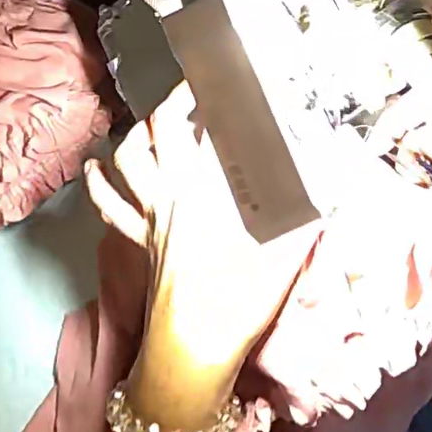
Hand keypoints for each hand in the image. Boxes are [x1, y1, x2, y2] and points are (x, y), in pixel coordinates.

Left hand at [84, 82, 316, 427]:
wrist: (191, 353)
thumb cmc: (238, 298)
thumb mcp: (287, 246)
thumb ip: (311, 201)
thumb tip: (336, 167)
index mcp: (205, 188)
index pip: (205, 126)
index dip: (212, 95)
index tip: (228, 77)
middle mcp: (171, 193)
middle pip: (158, 132)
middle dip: (174, 102)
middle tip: (194, 91)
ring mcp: (149, 217)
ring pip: (128, 161)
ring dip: (138, 133)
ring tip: (153, 120)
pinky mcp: (138, 242)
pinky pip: (108, 208)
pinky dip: (99, 184)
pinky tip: (94, 168)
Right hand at [392, 104, 431, 323]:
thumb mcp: (426, 216)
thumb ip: (385, 183)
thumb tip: (354, 159)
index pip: (429, 102)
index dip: (396, 120)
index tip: (375, 147)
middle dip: (406, 145)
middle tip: (388, 176)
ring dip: (420, 161)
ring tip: (406, 191)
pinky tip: (426, 198)